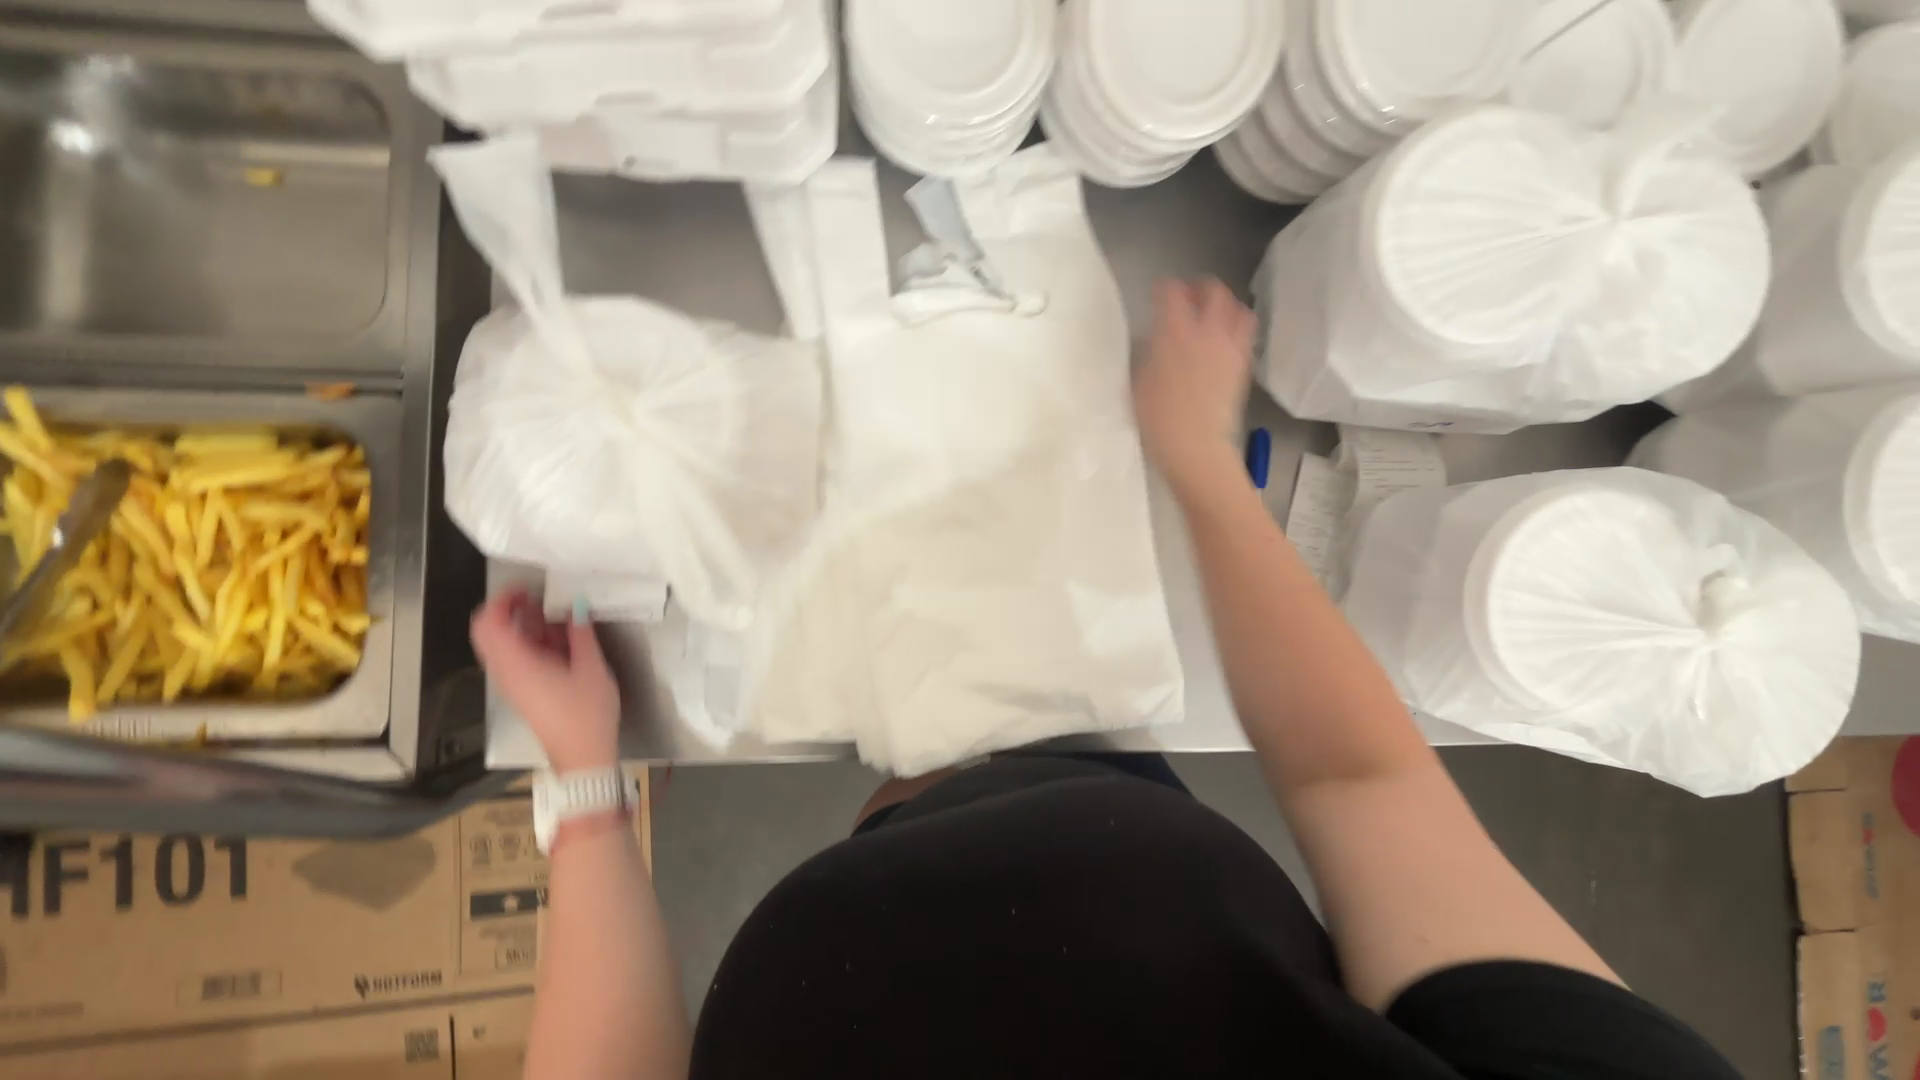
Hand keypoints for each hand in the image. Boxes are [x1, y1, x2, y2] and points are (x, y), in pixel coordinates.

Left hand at [471, 588, 620, 772]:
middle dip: (515, 610)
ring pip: (508, 644)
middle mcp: (507, 672)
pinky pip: (519, 658)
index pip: (488, 624)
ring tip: (561, 617)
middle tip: (543, 598)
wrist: (583, 754)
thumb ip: (581, 633)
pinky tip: (564, 640)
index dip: (501, 600)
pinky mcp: (525, 691)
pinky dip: (535, 643)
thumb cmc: (586, 714)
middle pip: (494, 632)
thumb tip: (577, 608)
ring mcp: (514, 683)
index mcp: (517, 664)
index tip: (526, 587)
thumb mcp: (591, 668)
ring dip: (528, 626)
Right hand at [1133, 277, 1257, 494]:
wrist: (1194, 446)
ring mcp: (1229, 347)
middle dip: (1200, 288)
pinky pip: (1245, 334)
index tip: (1158, 293)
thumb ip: (1148, 351)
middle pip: (1213, 291)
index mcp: (1174, 332)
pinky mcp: (1242, 365)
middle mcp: (1206, 332)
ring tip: (1213, 314)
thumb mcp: (1138, 381)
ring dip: (1225, 305)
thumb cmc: (1157, 418)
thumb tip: (1153, 339)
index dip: (1164, 288)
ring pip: (1237, 308)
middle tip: (1189, 297)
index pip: (1171, 292)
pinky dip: (1236, 328)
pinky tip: (1224, 339)